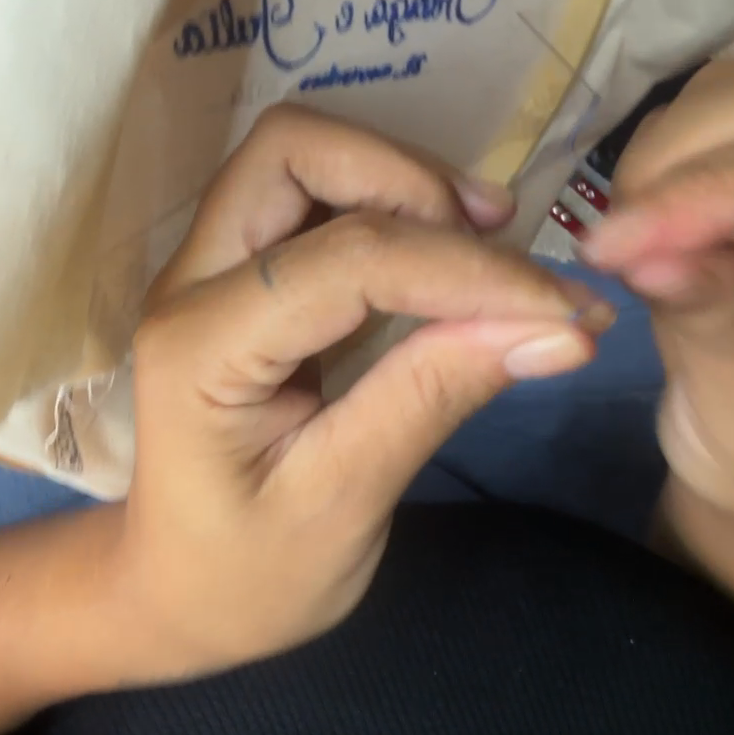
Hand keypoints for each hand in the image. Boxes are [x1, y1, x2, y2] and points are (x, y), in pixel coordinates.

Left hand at [113, 105, 614, 680]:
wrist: (171, 584)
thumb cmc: (242, 573)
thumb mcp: (342, 507)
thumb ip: (432, 398)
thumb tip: (556, 325)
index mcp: (199, 346)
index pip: (342, 259)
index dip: (463, 270)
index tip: (563, 309)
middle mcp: (187, 282)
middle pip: (289, 150)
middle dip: (403, 176)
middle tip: (493, 243)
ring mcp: (204, 269)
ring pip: (296, 156)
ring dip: (396, 177)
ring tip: (484, 236)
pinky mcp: (236, 275)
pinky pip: (307, 196)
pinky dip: (383, 200)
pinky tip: (443, 245)